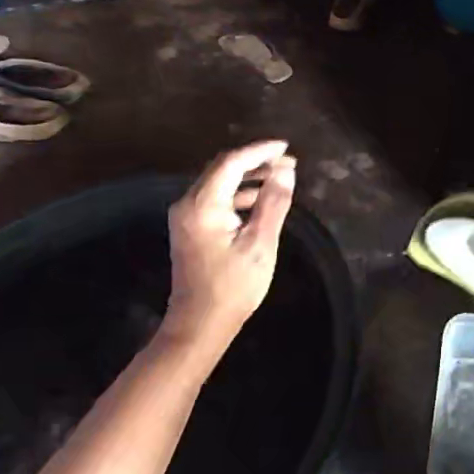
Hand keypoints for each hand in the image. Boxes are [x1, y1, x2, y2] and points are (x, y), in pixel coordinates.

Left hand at [164, 140, 297, 352]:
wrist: (199, 325)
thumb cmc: (233, 287)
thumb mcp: (260, 244)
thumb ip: (273, 202)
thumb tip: (286, 171)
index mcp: (202, 205)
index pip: (232, 162)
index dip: (260, 151)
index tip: (286, 149)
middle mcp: (188, 204)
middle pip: (222, 168)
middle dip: (255, 161)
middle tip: (287, 162)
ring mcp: (186, 216)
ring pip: (219, 182)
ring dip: (248, 177)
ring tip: (279, 178)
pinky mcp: (190, 228)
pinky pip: (215, 198)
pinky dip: (238, 193)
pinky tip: (260, 200)